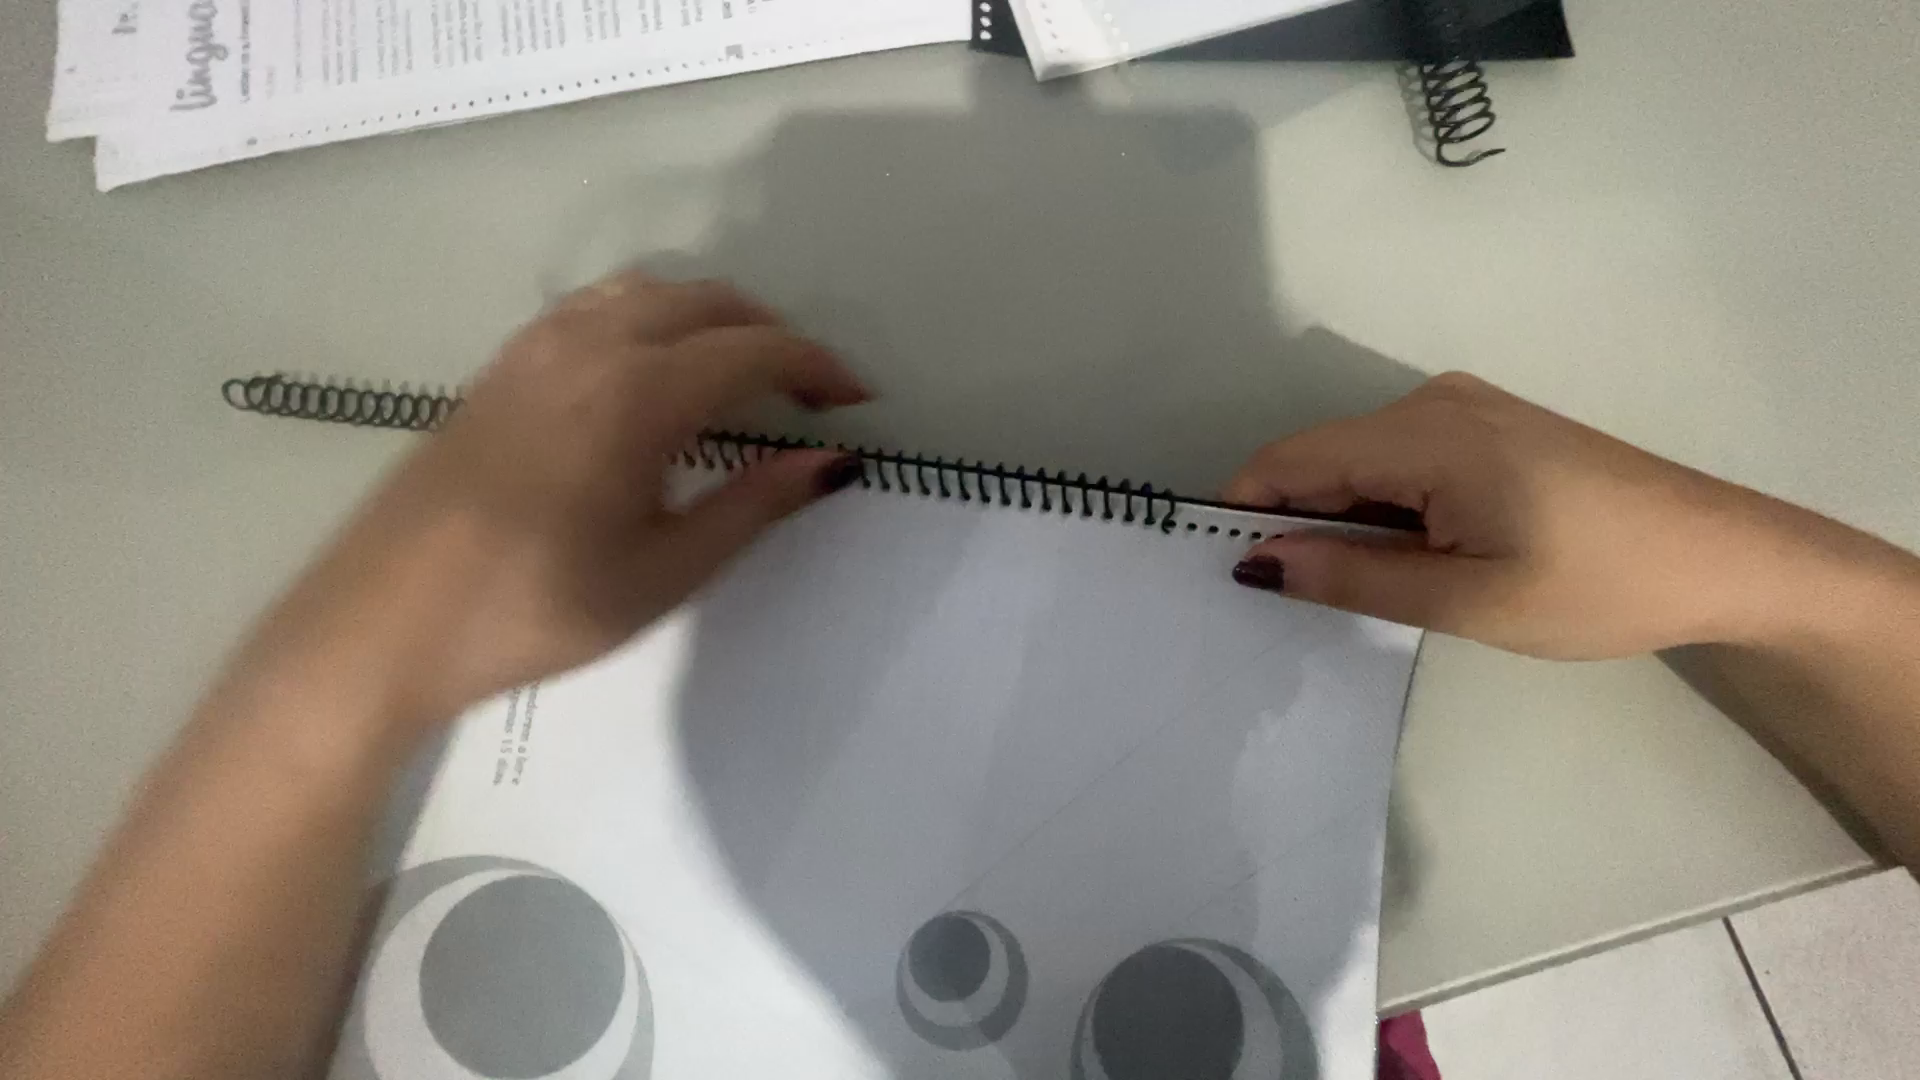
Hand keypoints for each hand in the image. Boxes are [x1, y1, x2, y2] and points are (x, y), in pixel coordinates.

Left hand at [238, 271, 869, 730]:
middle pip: (710, 303)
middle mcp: (590, 347)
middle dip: (776, 337)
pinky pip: (601, 307)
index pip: (755, 351)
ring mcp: (538, 347)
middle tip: (812, 395)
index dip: (818, 369)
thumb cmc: (541, 609)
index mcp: (638, 396)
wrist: (384, 625)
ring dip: (717, 319)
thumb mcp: (670, 569)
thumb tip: (836, 461)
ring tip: (747, 374)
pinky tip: (662, 370)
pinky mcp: (505, 364)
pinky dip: (658, 318)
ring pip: (652, 293)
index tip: (857, 401)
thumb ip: (757, 503)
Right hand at [1223, 373, 1858, 658]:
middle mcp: (1431, 404)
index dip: (1244, 506)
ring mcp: (1458, 410)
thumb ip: (1353, 578)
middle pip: (1318, 458)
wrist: (1736, 561)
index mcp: (1427, 436)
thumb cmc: (1602, 586)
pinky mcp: (1477, 426)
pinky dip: (1372, 505)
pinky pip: (1389, 461)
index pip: (1291, 459)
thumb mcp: (1468, 600)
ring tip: (1358, 579)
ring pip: (1351, 461)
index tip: (1227, 566)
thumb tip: (1256, 562)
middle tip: (1294, 592)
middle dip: (1290, 519)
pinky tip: (1404, 550)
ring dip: (1334, 516)